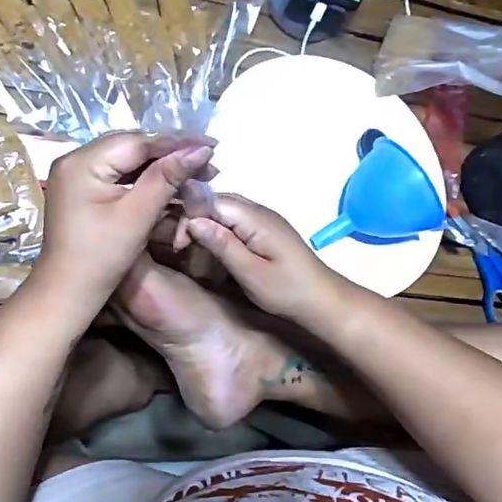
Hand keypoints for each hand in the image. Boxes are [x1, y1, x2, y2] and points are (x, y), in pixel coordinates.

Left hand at [36, 132, 213, 303]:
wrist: (67, 292)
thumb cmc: (101, 258)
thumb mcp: (137, 216)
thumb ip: (167, 178)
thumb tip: (200, 150)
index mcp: (82, 163)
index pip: (138, 142)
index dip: (177, 143)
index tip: (212, 146)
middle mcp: (74, 159)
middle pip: (132, 146)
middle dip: (171, 152)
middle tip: (208, 160)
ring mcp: (76, 173)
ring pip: (127, 158)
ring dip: (161, 164)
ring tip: (196, 170)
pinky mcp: (82, 187)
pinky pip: (119, 172)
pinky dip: (145, 177)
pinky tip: (170, 181)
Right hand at [182, 194, 357, 323]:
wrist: (323, 300)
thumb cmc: (287, 291)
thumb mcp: (250, 273)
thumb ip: (222, 245)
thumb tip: (192, 221)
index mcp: (256, 218)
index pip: (211, 201)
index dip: (189, 217)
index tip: (178, 246)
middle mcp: (260, 211)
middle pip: (217, 202)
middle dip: (193, 218)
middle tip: (179, 248)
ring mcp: (264, 219)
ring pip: (225, 211)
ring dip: (205, 225)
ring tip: (189, 248)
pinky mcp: (266, 231)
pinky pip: (235, 221)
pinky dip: (219, 231)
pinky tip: (212, 249)